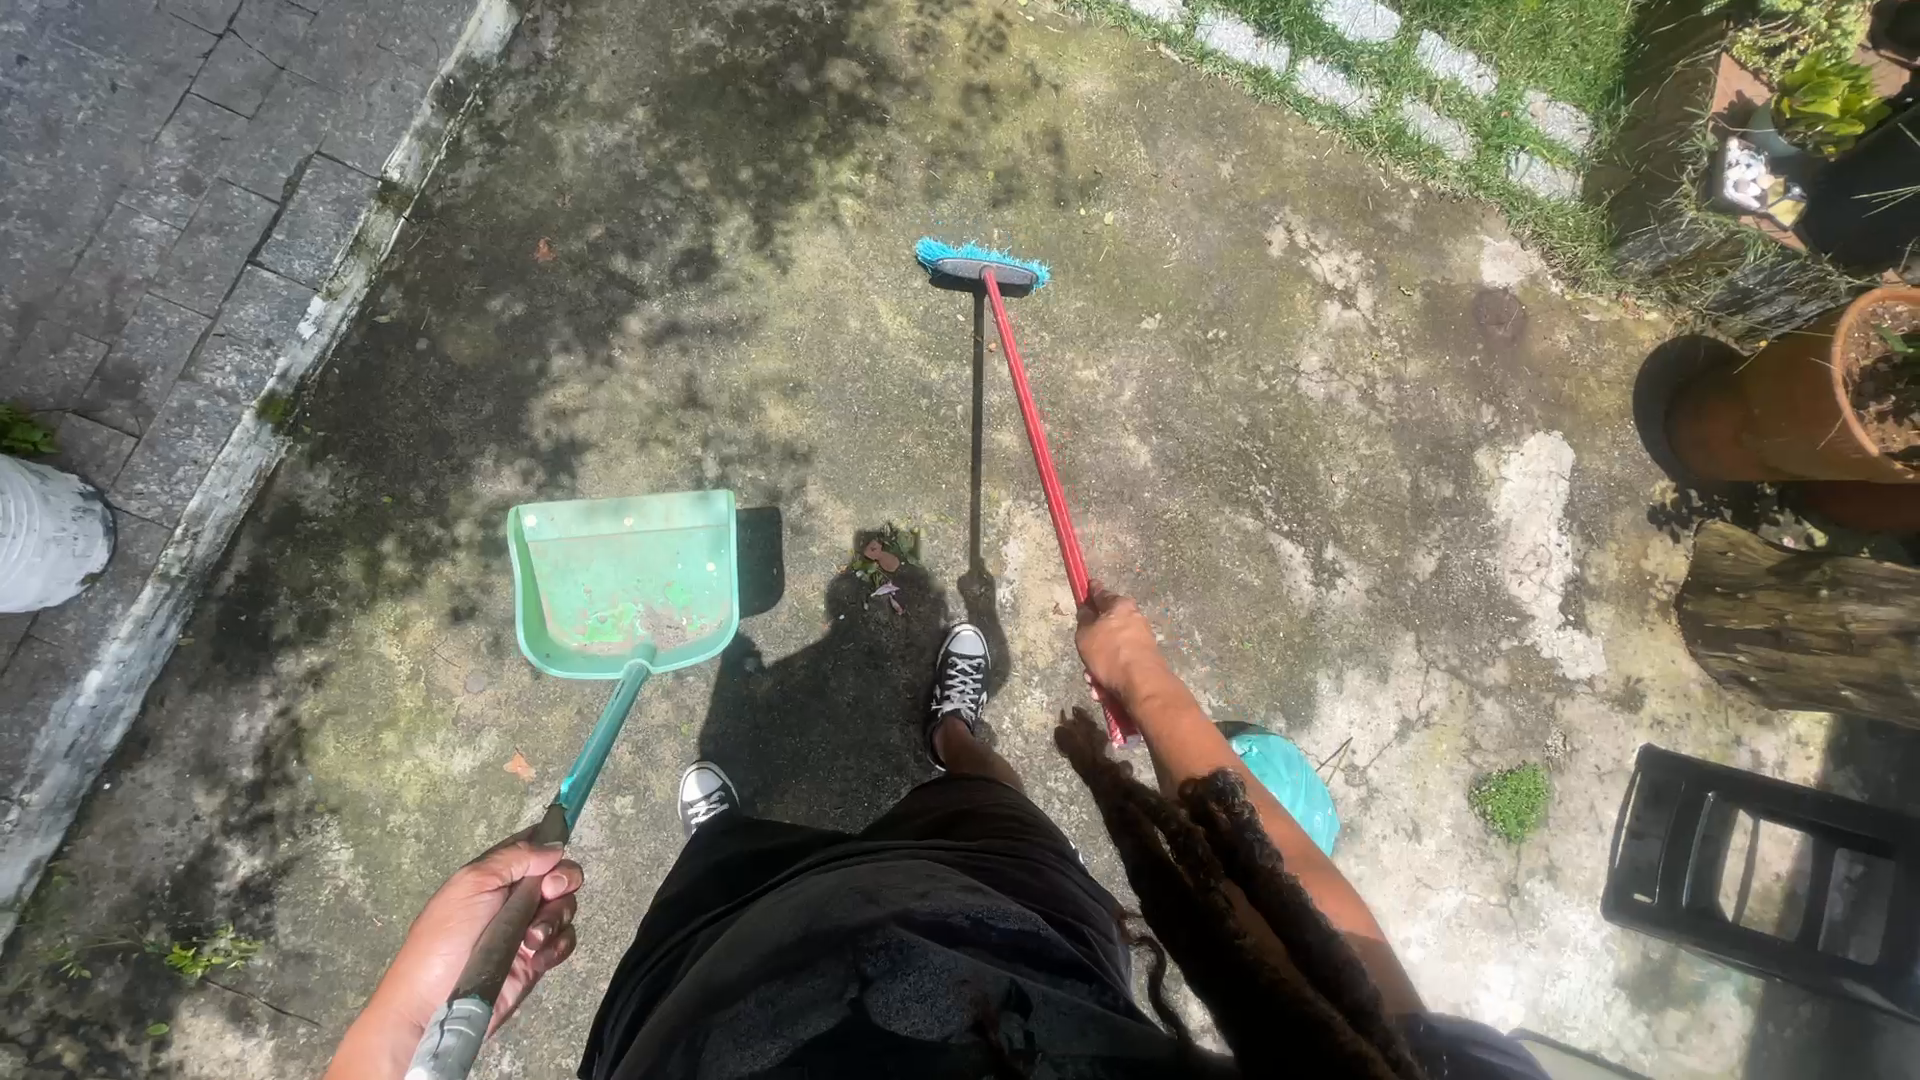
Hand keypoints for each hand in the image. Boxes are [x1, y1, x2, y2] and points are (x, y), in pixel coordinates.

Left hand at [325, 829, 582, 1079]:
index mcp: (497, 876)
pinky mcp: (538, 957)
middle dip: (562, 880)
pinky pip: (566, 939)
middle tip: (549, 893)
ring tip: (531, 940)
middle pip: (560, 873)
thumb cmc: (445, 939)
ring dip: (555, 918)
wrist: (431, 1006)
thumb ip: (514, 857)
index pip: (534, 847)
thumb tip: (554, 848)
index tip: (552, 857)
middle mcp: (517, 898)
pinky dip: (557, 946)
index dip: (550, 846)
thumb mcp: (471, 884)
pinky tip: (536, 958)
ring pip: (566, 906)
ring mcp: (529, 927)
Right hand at [1075, 580, 1169, 701]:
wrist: (1141, 683)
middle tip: (1084, 656)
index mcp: (1120, 606)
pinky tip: (1102, 689)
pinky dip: (1109, 676)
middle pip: (1105, 628)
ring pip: (1110, 651)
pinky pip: (1119, 665)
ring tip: (1093, 680)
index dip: (1091, 591)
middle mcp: (1134, 619)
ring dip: (1098, 666)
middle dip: (1092, 645)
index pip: (1101, 593)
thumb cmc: (1110, 652)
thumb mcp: (1085, 633)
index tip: (1088, 586)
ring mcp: (1141, 640)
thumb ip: (1083, 619)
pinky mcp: (1144, 661)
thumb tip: (1086, 610)